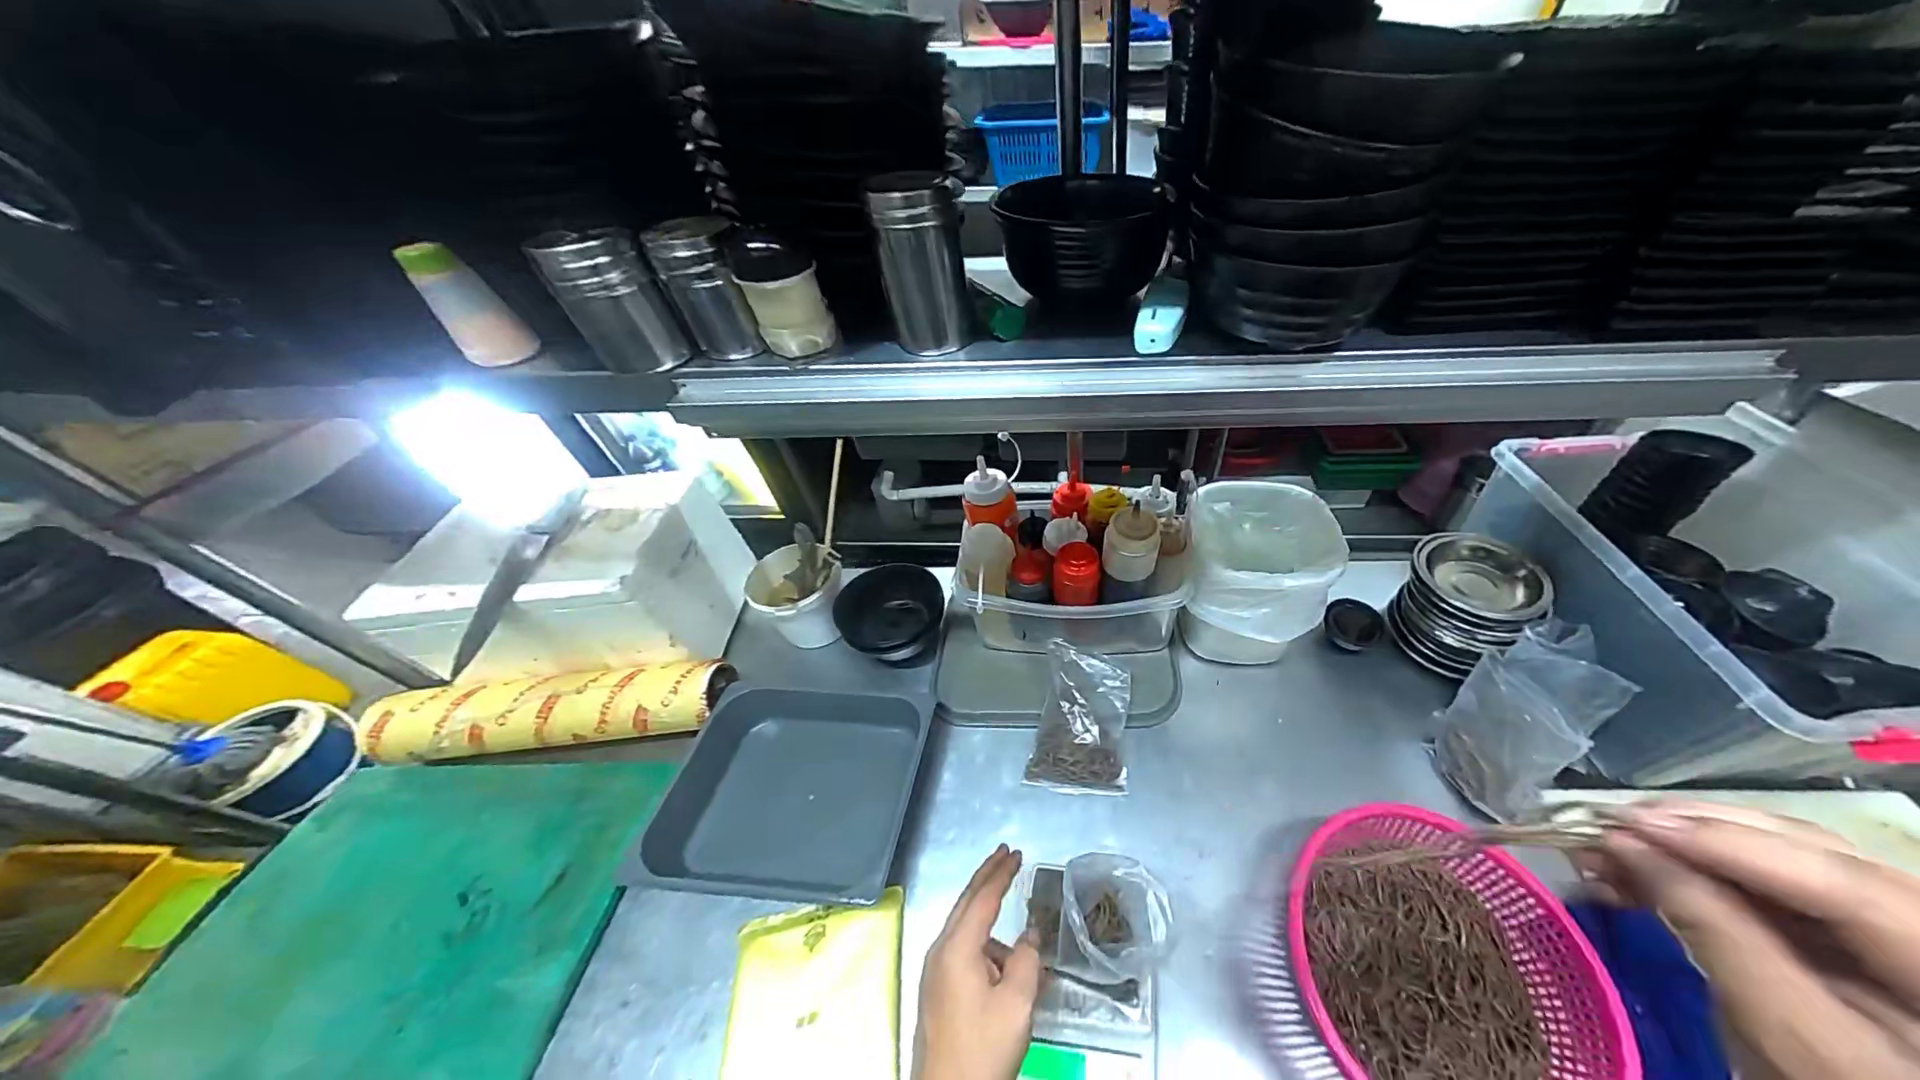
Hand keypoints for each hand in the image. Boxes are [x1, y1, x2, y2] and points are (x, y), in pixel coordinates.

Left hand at [914, 845, 1043, 1079]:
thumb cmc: (983, 1048)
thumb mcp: (1017, 1004)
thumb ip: (1026, 961)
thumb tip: (1029, 936)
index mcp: (956, 948)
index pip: (981, 898)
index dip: (1001, 874)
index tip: (1016, 853)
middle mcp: (940, 951)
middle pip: (966, 903)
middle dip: (987, 878)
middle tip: (1005, 855)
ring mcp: (935, 971)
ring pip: (966, 933)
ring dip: (992, 927)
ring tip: (1023, 953)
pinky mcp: (937, 990)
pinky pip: (964, 954)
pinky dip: (986, 950)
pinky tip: (1006, 972)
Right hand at [1579, 801, 1919, 1077]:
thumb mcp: (1786, 1039)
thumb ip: (1717, 938)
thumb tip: (1629, 848)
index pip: (1846, 886)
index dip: (1729, 844)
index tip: (1627, 822)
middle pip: (1819, 853)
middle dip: (1703, 829)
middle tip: (1613, 821)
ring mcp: (1901, 927)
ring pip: (1794, 853)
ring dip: (1694, 838)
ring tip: (1618, 838)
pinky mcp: (1858, 928)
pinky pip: (1783, 876)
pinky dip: (1708, 861)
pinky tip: (1651, 858)